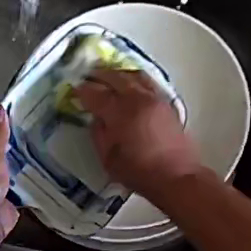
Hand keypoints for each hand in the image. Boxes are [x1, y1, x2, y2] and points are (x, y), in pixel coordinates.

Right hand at [74, 68, 208, 198]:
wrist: (176, 177)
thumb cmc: (138, 171)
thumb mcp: (108, 158)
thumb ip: (99, 134)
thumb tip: (96, 118)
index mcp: (120, 112)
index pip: (97, 94)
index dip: (83, 91)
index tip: (75, 90)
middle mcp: (138, 100)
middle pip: (116, 77)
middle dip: (100, 75)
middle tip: (89, 76)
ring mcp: (156, 99)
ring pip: (135, 75)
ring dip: (119, 73)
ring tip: (110, 75)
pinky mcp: (168, 104)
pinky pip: (148, 83)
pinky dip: (135, 80)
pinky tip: (131, 85)